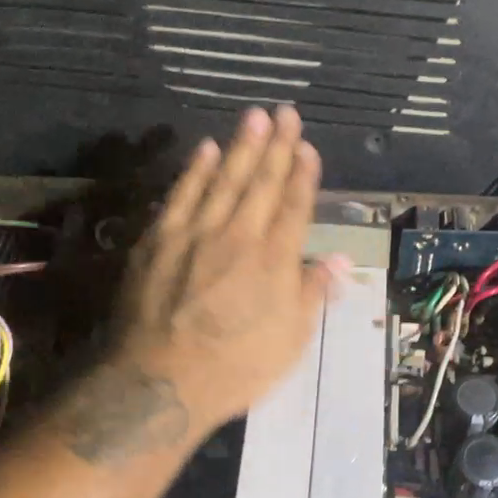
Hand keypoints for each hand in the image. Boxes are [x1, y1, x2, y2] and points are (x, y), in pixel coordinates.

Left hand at [107, 105, 342, 431]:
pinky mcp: (159, 241)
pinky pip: (181, 196)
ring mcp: (195, 235)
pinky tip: (205, 149)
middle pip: (261, 183)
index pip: (293, 206)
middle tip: (286, 112)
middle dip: (276, 146)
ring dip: (240, 147)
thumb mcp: (290, 340)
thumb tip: (339, 259)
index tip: (308, 146)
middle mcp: (238, 237)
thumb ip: (312, 293)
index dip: (302, 175)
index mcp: (275, 261)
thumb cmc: (235, 368)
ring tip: (254, 117)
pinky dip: (195, 171)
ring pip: (223, 180)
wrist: (159, 385)